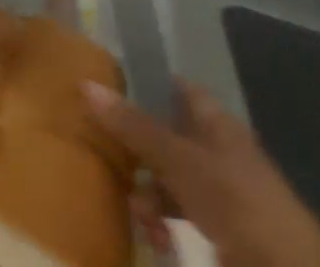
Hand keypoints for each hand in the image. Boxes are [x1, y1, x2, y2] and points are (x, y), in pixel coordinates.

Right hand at [84, 80, 319, 266]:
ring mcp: (221, 192)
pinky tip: (156, 235)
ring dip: (147, 193)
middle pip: (168, 137)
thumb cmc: (233, 200)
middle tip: (106, 151)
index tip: (113, 85)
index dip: (152, 85)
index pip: (183, 92)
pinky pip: (179, 213)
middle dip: (137, 149)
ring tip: (139, 212)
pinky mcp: (219, 227)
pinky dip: (163, 221)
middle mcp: (221, 154)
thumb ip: (134, 125)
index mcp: (220, 127)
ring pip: (168, 178)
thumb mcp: (177, 159)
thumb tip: (86, 83)